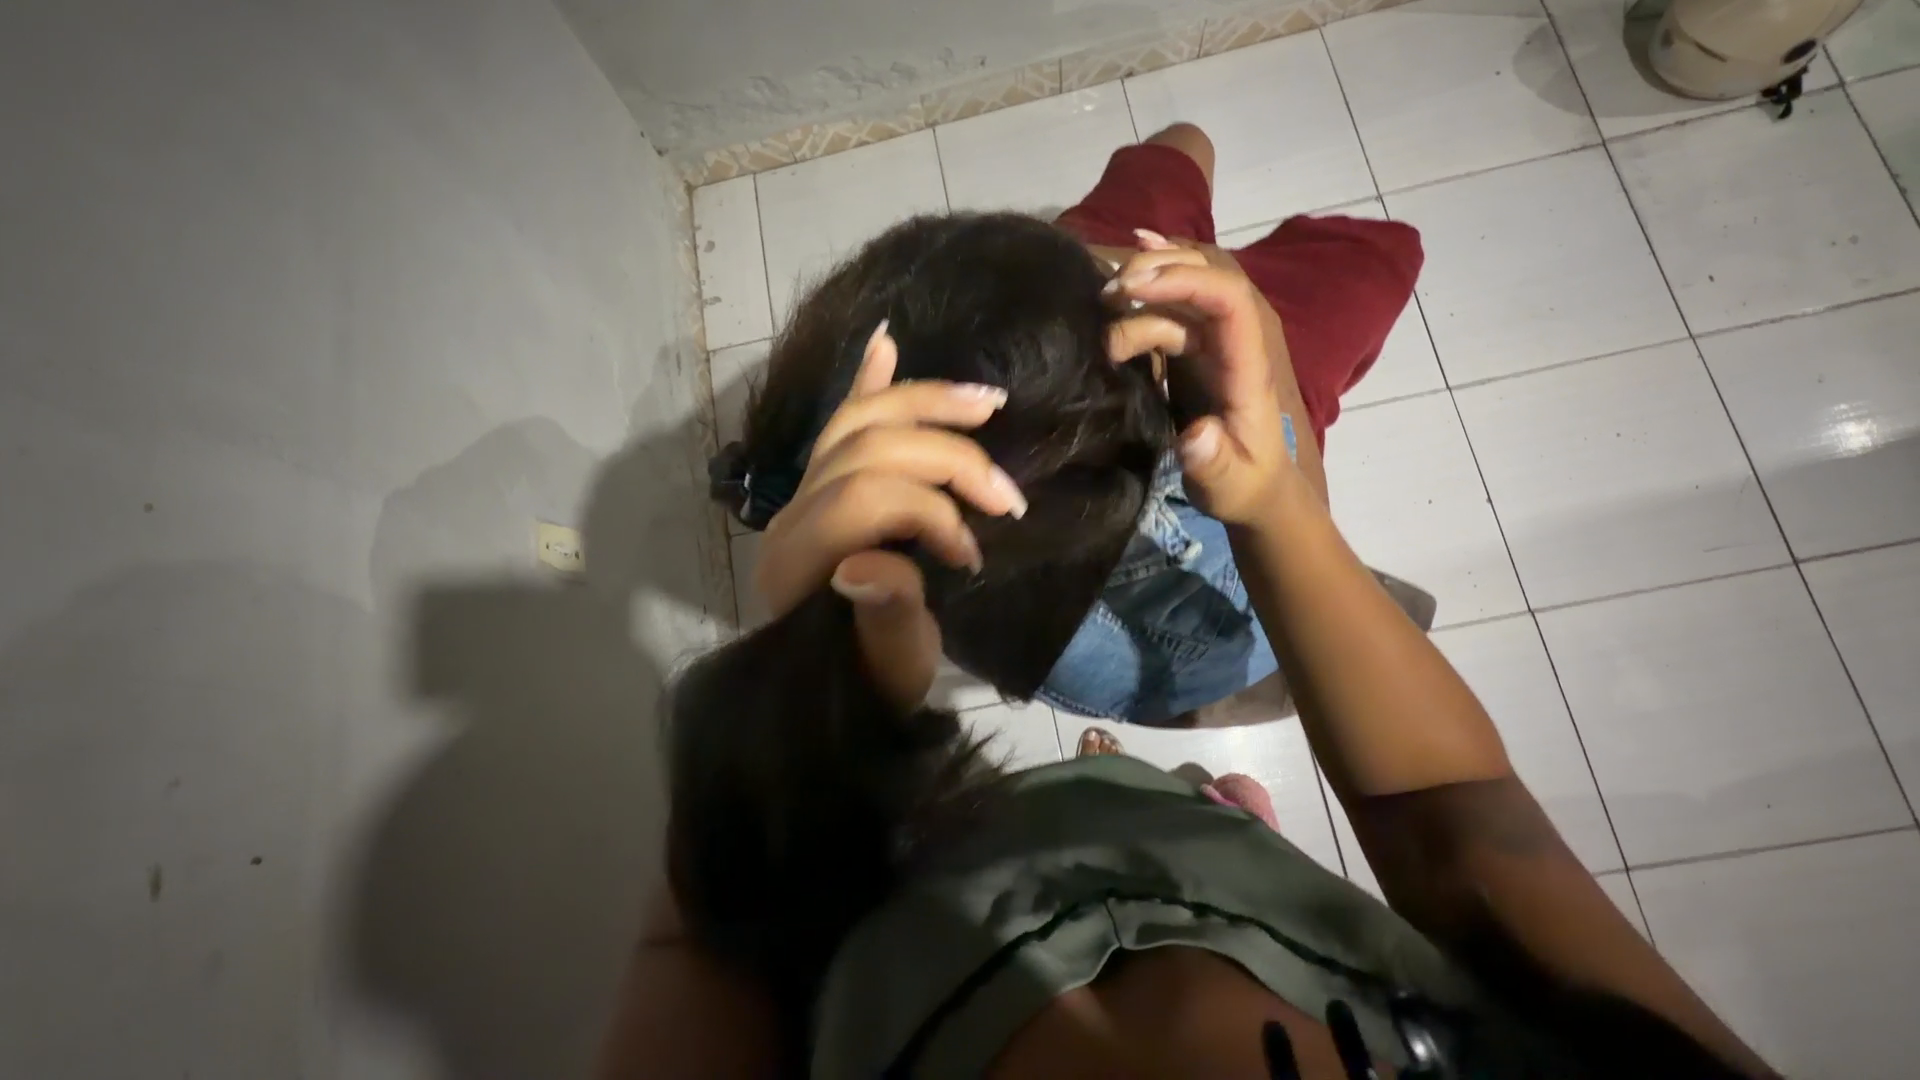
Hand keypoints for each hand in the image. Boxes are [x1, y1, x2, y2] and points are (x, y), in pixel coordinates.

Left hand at [754, 321, 1026, 707]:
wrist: (832, 693)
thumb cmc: (868, 683)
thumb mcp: (889, 666)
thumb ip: (883, 615)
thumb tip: (870, 563)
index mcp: (802, 562)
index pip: (867, 497)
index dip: (933, 512)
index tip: (972, 557)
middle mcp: (792, 516)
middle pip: (868, 446)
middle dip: (948, 460)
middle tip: (1005, 496)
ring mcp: (801, 495)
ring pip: (855, 420)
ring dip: (925, 403)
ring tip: (985, 402)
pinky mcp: (818, 488)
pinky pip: (839, 423)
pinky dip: (866, 383)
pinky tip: (885, 342)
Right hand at [1104, 232, 1303, 525]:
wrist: (1255, 489)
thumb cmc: (1244, 486)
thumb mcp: (1230, 485)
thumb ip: (1214, 462)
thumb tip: (1195, 436)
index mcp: (1247, 367)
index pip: (1228, 301)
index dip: (1185, 282)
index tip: (1133, 289)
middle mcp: (1233, 343)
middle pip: (1207, 279)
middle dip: (1159, 271)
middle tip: (1108, 291)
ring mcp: (1214, 343)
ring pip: (1186, 288)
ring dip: (1148, 279)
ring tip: (1104, 294)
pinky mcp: (1195, 352)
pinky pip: (1175, 306)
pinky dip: (1152, 282)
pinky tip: (1129, 265)